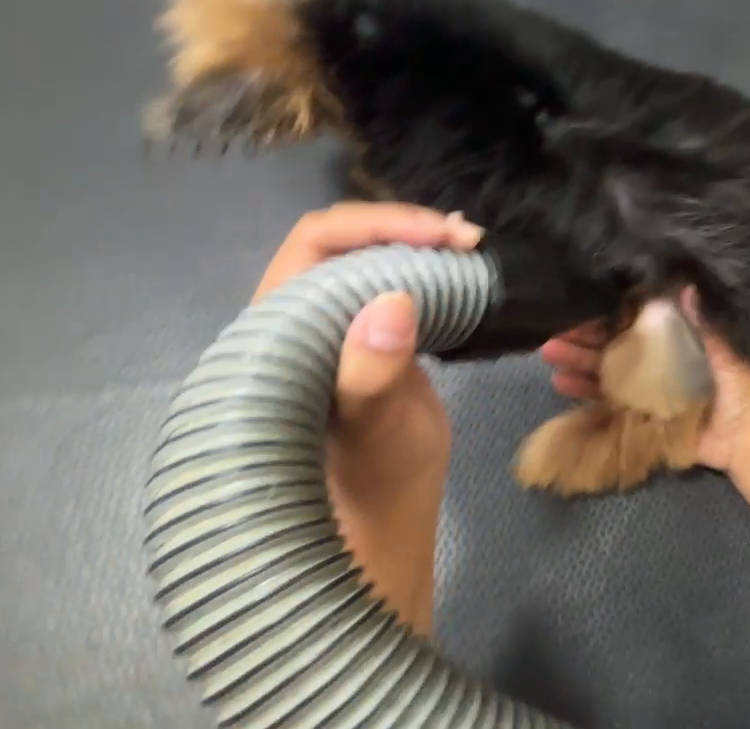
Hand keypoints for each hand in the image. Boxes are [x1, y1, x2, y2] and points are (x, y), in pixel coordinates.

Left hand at [253, 203, 485, 632]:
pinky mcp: (371, 339)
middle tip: (466, 238)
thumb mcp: (373, 434)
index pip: (315, 244)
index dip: (375, 225)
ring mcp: (338, 327)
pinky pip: (395, 282)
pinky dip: (431, 266)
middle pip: (344, 241)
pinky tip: (463, 266)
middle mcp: (301, 318)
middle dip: (405, 227)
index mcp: (279, 331)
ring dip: (422, 242)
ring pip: (372, 257)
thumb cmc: (371, 485)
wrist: (384, 523)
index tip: (439, 236)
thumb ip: (372, 375)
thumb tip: (392, 301)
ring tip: (470, 245)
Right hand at [539, 291, 749, 472]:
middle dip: (584, 338)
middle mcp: (655, 363)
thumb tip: (689, 286)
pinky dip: (584, 393)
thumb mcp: (725, 354)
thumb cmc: (741, 391)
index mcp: (675, 343)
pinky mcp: (638, 415)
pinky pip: (607, 402)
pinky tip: (561, 382)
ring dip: (578, 362)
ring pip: (605, 371)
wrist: (746, 440)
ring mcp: (644, 389)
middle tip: (554, 331)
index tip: (584, 304)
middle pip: (614, 346)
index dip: (611, 315)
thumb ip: (705, 325)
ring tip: (550, 353)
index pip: (636, 324)